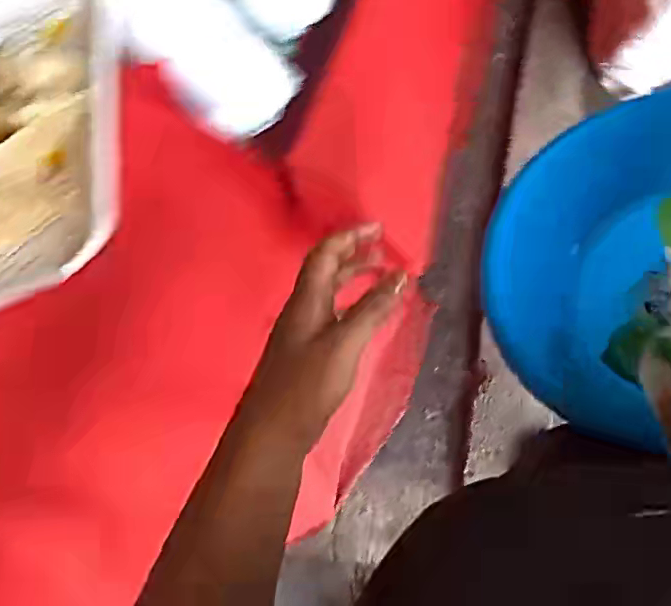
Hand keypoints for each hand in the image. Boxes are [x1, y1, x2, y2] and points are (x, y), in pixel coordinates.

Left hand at [241, 225, 408, 455]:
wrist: (269, 440)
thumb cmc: (305, 386)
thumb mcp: (345, 343)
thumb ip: (373, 308)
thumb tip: (401, 276)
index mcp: (307, 300)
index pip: (325, 254)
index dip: (350, 236)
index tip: (378, 228)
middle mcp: (302, 310)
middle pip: (327, 270)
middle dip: (355, 254)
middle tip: (384, 248)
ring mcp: (303, 333)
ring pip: (331, 292)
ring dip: (356, 278)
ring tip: (383, 276)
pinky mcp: (308, 354)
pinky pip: (334, 313)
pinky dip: (355, 303)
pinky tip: (369, 314)